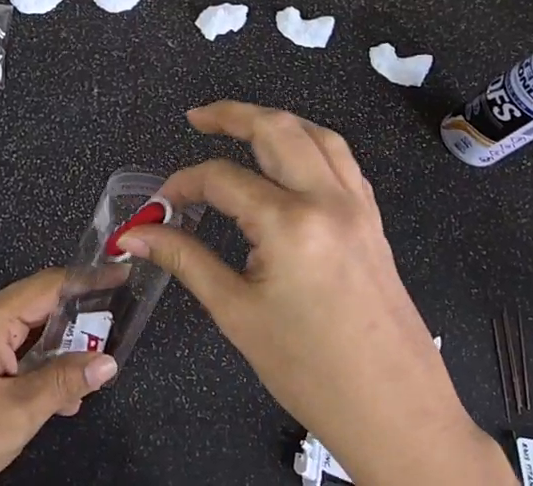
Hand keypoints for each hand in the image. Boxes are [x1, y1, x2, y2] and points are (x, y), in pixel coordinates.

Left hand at [0, 269, 116, 485]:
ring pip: (23, 334)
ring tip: (90, 378)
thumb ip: (62, 383)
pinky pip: (7, 353)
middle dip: (76, 323)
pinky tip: (56, 396)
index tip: (123, 278)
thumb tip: (108, 361)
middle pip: (35, 307)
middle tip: (115, 339)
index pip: (46, 285)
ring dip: (56, 353)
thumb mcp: (15, 414)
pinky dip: (34, 368)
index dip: (87, 281)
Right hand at [117, 101, 512, 485]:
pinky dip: (310, 145)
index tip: (160, 206)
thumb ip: (185, 260)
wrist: (398, 417)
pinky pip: (342, 162)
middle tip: (196, 117)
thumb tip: (134, 235)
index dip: (183, 185)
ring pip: (317, 135)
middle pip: (277, 130)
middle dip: (232, 115)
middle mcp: (328, 201)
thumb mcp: (237, 314)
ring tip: (240, 126)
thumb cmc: (310, 372)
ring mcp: (358, 209)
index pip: (222, 178)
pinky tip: (290, 160)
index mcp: (291, 223)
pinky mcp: (374, 224)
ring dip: (276, 122)